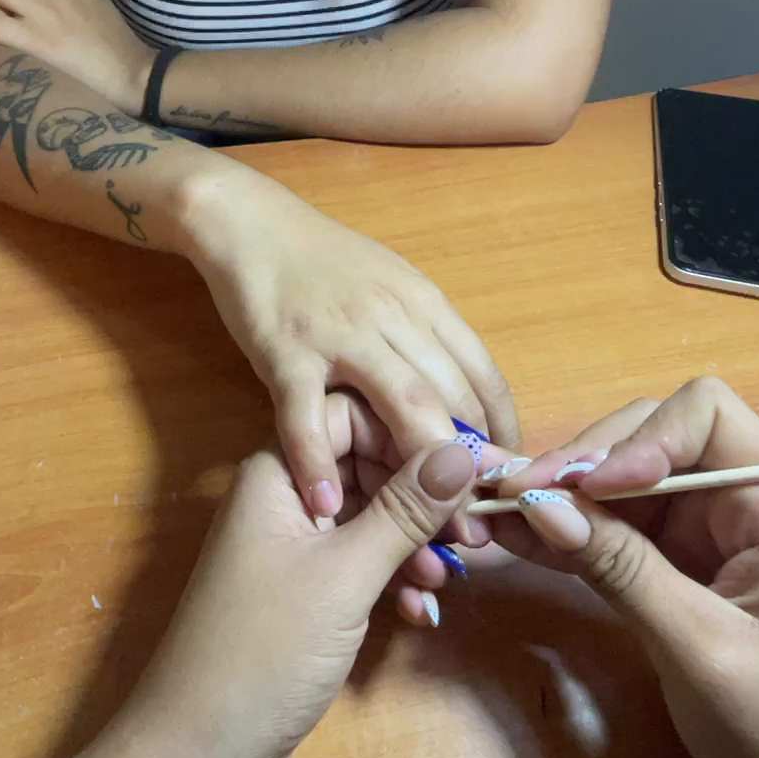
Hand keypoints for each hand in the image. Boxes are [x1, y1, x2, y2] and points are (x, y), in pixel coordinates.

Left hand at [50, 441, 480, 757]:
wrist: (199, 749)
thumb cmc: (265, 647)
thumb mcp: (345, 574)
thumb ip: (405, 510)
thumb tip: (462, 451)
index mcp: (278, 470)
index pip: (351, 416)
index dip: (406, 433)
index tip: (462, 467)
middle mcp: (284, 494)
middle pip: (365, 466)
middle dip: (417, 498)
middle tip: (467, 533)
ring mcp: (293, 541)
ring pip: (367, 516)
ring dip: (410, 544)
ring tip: (443, 580)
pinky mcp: (305, 584)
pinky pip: (358, 559)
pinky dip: (391, 578)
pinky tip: (419, 611)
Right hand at [180, 167, 519, 531]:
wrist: (253, 224)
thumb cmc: (323, 259)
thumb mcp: (388, 285)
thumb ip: (423, 335)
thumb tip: (460, 393)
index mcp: (423, 304)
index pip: (484, 374)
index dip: (503, 433)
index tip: (505, 477)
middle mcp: (393, 319)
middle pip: (452, 398)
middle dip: (472, 467)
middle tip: (477, 526)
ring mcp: (340, 334)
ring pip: (400, 405)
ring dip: (420, 474)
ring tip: (425, 534)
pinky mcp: (286, 350)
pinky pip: (306, 414)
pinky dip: (318, 464)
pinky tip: (325, 507)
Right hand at [492, 378, 758, 757]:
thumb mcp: (705, 650)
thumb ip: (623, 570)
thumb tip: (536, 505)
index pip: (705, 415)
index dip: (644, 436)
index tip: (594, 484)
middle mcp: (732, 502)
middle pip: (644, 438)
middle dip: (581, 462)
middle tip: (516, 494)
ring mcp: (695, 532)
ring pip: (611, 482)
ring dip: (554, 493)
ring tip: (491, 507)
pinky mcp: (664, 563)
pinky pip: (602, 528)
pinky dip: (558, 529)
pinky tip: (509, 533)